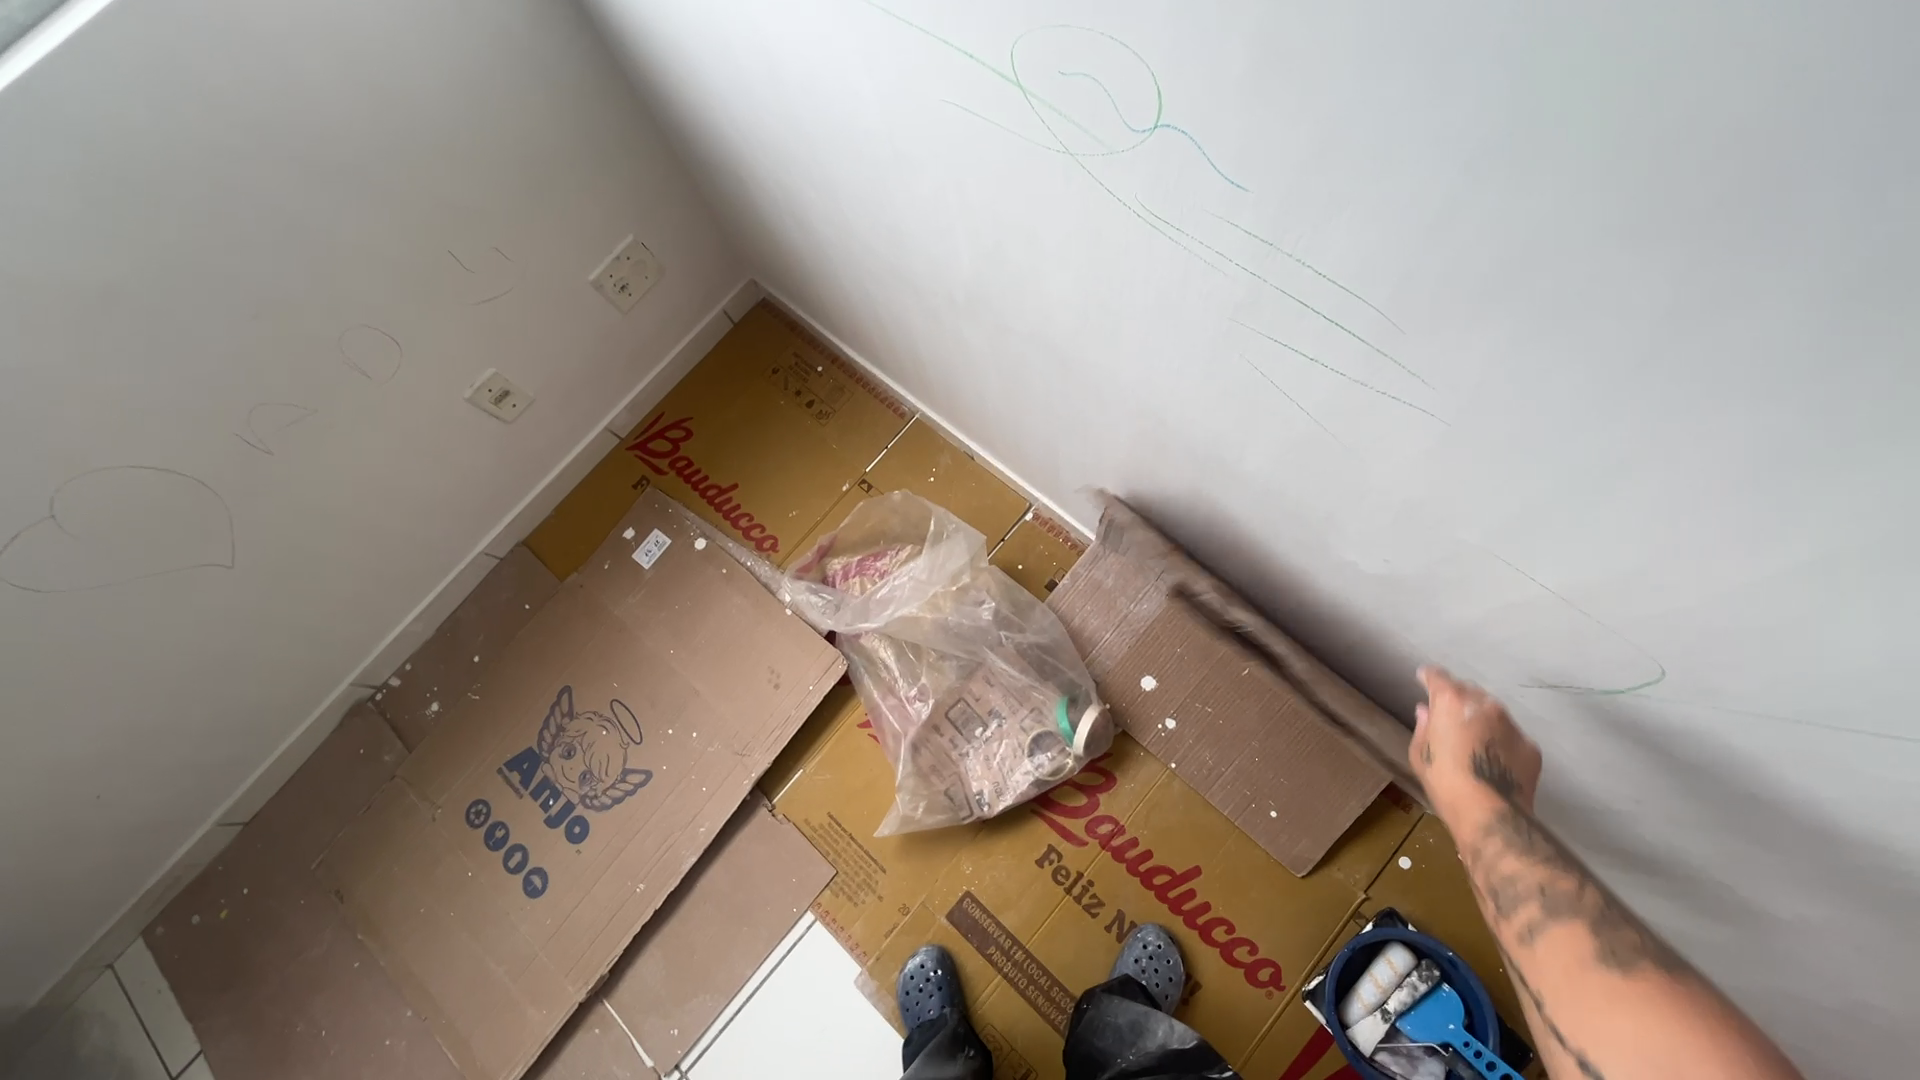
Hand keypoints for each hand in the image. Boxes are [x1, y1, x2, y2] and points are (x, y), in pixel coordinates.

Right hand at [1409, 666, 1541, 813]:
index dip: (1428, 677)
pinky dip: (1500, 739)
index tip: (1423, 679)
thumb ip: (1424, 726)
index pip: (1438, 676)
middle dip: (1457, 698)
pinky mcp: (1529, 745)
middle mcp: (1484, 704)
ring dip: (1481, 717)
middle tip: (1448, 715)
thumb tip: (1427, 711)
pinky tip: (1493, 758)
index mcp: (1451, 702)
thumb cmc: (1443, 782)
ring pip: (1492, 710)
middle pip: (1468, 690)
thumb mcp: (1420, 754)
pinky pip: (1510, 734)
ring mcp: (1511, 724)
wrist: (1490, 814)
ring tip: (1473, 738)